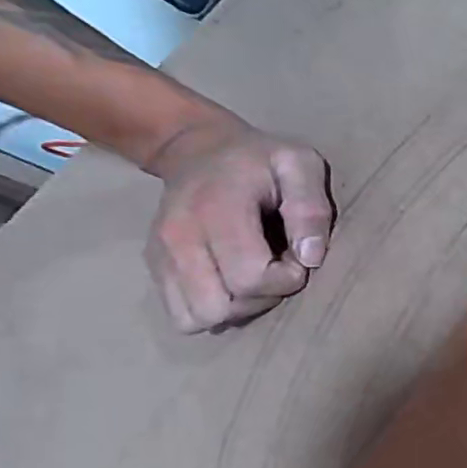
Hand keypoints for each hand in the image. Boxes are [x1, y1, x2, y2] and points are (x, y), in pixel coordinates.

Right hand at [143, 116, 332, 332]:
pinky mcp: (155, 268)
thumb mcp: (300, 166)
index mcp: (216, 212)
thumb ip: (310, 208)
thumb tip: (311, 258)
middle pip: (222, 307)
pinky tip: (233, 282)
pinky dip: (214, 309)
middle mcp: (178, 239)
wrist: (198, 148)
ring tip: (256, 275)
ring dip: (238, 308)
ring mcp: (160, 256)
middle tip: (278, 267)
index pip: (251, 279)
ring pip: (198, 318)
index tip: (298, 255)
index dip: (288, 278)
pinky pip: (182, 315)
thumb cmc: (262, 160)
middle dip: (263, 298)